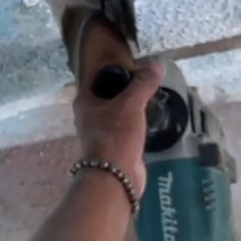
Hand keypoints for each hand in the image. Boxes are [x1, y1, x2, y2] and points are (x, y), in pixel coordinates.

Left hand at [72, 60, 160, 185]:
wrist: (115, 177)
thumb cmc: (116, 136)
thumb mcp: (131, 104)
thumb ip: (143, 84)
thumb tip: (156, 64)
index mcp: (85, 101)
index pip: (98, 76)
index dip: (115, 69)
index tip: (136, 65)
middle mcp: (88, 114)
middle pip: (108, 93)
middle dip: (125, 87)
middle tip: (147, 81)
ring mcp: (100, 132)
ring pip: (116, 111)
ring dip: (131, 105)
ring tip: (150, 97)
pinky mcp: (113, 145)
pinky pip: (124, 126)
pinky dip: (135, 121)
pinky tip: (149, 117)